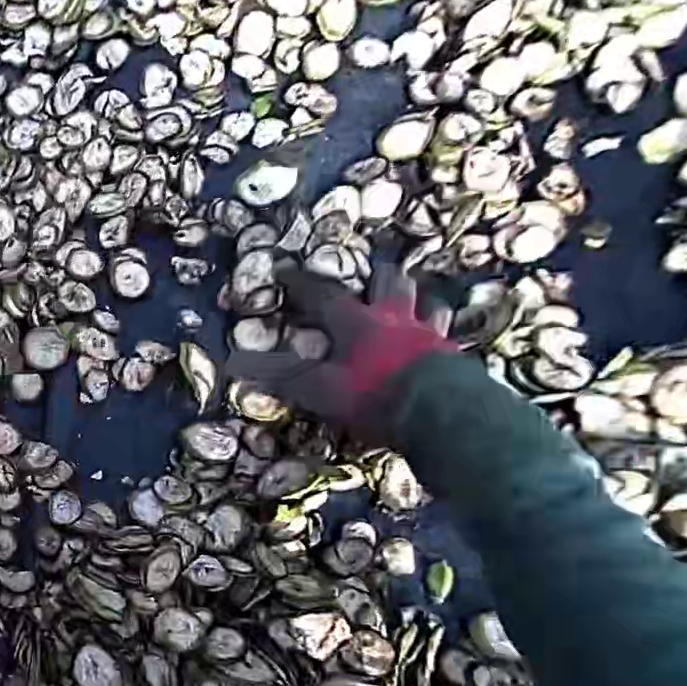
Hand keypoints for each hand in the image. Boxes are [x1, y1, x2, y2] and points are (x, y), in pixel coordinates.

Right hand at [227, 263, 455, 437]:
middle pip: (392, 285)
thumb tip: (231, 362)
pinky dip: (437, 333)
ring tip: (413, 301)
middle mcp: (398, 321)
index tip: (287, 272)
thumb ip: (278, 374)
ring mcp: (432, 337)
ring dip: (419, 301)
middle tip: (373, 272)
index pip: (325, 294)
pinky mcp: (456, 358)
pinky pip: (447, 336)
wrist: (445, 413)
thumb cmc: (372, 394)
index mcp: (359, 323)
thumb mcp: (315, 387)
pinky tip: (434, 341)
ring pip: (429, 305)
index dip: (303, 283)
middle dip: (379, 276)